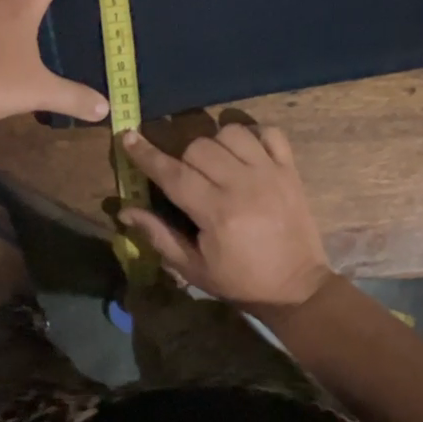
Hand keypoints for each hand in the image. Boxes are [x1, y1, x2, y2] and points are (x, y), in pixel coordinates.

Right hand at [119, 114, 333, 306]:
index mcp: (217, 213)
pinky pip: (269, 133)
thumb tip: (125, 210)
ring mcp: (270, 174)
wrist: (297, 288)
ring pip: (231, 133)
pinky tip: (245, 154)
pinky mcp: (290, 170)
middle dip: (183, 158)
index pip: (173, 174)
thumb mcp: (193, 269)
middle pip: (198, 147)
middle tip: (187, 179)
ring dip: (215, 143)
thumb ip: (159, 236)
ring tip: (216, 164)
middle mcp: (243, 186)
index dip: (147, 155)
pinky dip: (253, 136)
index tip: (128, 137)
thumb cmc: (240, 281)